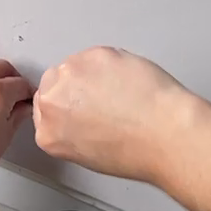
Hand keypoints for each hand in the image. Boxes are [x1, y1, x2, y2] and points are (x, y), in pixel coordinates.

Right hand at [34, 47, 206, 183]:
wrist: (166, 134)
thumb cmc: (138, 152)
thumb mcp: (89, 155)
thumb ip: (71, 132)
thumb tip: (81, 116)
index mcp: (48, 133)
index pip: (45, 110)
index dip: (67, 106)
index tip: (80, 106)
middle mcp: (53, 101)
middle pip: (54, 83)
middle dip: (75, 88)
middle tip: (103, 98)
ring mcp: (72, 74)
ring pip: (75, 65)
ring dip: (92, 73)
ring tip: (121, 92)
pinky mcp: (95, 54)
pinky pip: (97, 55)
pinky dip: (112, 64)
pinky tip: (129, 81)